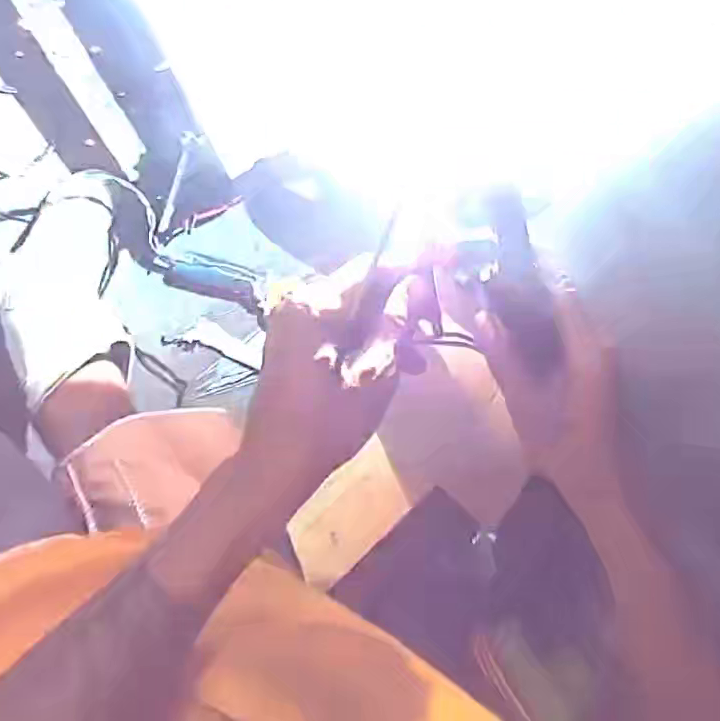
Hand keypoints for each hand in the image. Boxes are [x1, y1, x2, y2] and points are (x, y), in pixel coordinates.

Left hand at [235, 258, 408, 512]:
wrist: (275, 465)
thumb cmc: (325, 427)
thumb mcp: (374, 378)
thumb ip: (395, 326)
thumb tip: (417, 287)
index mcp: (316, 306)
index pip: (373, 266)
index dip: (412, 261)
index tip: (444, 255)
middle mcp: (302, 300)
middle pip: (365, 282)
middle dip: (402, 299)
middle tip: (432, 321)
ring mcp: (296, 317)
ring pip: (356, 303)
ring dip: (387, 321)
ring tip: (418, 349)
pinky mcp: (297, 335)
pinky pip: (342, 320)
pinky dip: (367, 334)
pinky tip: (395, 360)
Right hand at [438, 268, 619, 495]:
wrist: (596, 483)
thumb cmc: (561, 448)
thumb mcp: (524, 404)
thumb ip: (504, 358)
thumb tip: (481, 316)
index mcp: (587, 350)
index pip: (562, 292)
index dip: (534, 270)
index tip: (503, 257)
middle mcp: (600, 343)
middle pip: (565, 296)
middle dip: (530, 282)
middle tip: (491, 276)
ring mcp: (601, 352)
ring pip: (567, 310)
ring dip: (537, 299)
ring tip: (499, 293)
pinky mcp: (595, 361)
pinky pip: (570, 326)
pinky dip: (545, 317)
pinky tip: (518, 321)